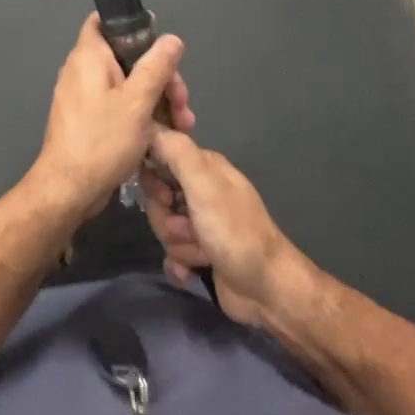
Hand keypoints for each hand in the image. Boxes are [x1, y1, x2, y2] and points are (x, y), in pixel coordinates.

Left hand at [26, 14, 192, 221]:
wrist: (69, 189)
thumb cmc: (102, 140)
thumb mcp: (137, 102)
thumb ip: (156, 67)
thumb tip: (171, 38)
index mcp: (89, 57)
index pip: (103, 22)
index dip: (131, 25)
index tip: (159, 44)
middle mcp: (82, 71)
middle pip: (126, 58)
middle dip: (159, 76)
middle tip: (182, 102)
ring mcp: (83, 97)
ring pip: (125, 85)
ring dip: (155, 99)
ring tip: (181, 125)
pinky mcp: (87, 120)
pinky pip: (117, 106)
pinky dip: (139, 114)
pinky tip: (162, 135)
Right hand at [142, 131, 307, 325]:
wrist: (266, 288)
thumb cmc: (234, 230)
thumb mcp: (204, 183)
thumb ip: (176, 151)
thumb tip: (148, 125)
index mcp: (204, 167)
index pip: (160, 157)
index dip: (154, 178)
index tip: (166, 195)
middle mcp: (202, 191)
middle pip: (158, 198)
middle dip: (167, 219)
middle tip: (190, 228)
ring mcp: (202, 223)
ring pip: (163, 227)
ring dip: (178, 244)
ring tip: (202, 252)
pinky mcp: (201, 252)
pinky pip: (172, 253)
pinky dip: (180, 264)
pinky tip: (192, 271)